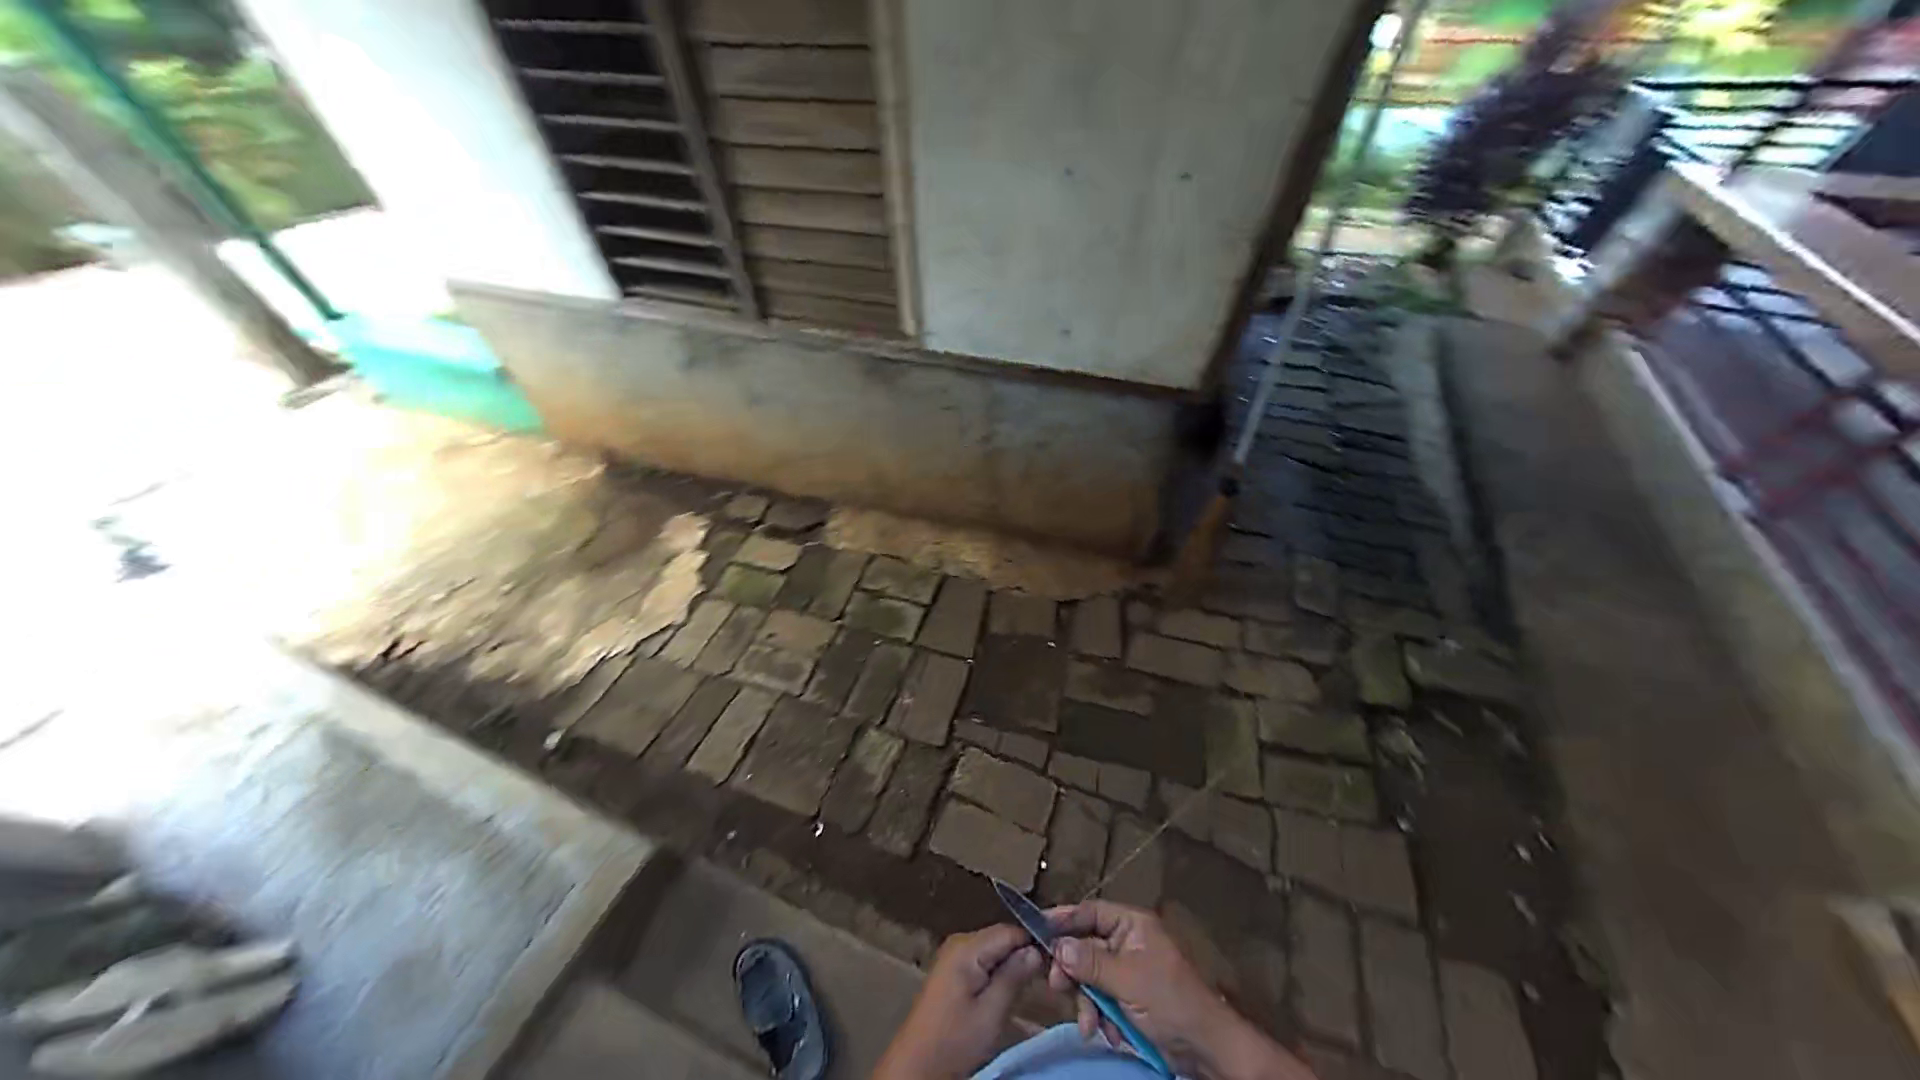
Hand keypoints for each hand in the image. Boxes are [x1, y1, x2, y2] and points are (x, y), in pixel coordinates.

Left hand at [872, 923, 1044, 1079]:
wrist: (916, 1066)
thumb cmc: (954, 1041)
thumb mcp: (991, 1013)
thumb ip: (1014, 976)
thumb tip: (1037, 949)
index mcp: (967, 947)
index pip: (1011, 930)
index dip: (1035, 942)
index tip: (1059, 961)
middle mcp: (960, 942)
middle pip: (1003, 938)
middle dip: (1025, 954)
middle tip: (1049, 977)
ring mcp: (954, 956)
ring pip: (995, 950)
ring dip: (1013, 965)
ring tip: (1036, 983)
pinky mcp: (953, 971)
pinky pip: (984, 961)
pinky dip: (1000, 972)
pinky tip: (1012, 989)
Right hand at [1047, 901, 1315, 1079]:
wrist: (1206, 1049)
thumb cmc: (1170, 1001)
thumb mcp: (1127, 980)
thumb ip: (1090, 961)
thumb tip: (1057, 945)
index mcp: (1132, 925)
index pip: (1090, 912)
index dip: (1063, 919)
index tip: (1036, 930)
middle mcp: (1128, 942)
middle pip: (1085, 946)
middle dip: (1073, 972)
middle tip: (1057, 988)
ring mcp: (1128, 971)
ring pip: (1090, 977)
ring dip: (1087, 1002)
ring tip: (1090, 1026)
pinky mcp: (1129, 998)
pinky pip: (1101, 999)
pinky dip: (1100, 1016)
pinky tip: (1106, 1034)